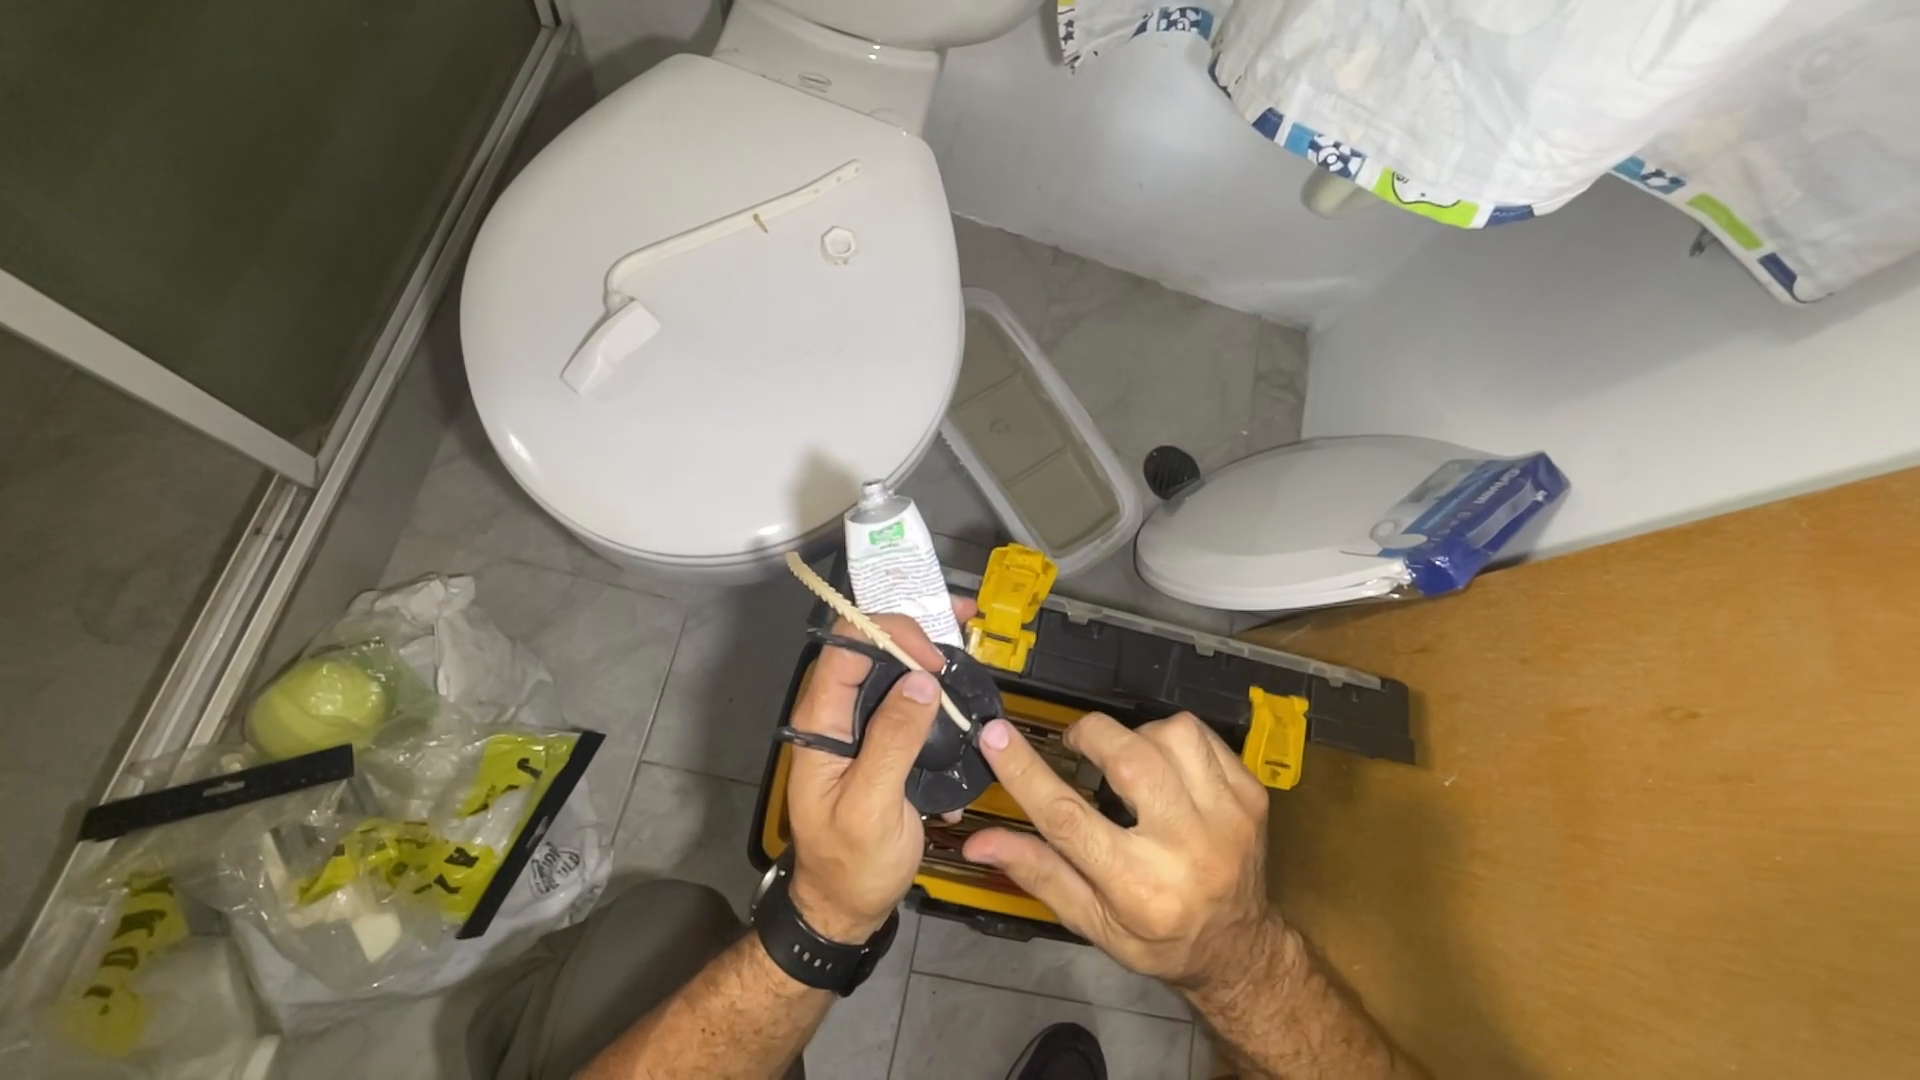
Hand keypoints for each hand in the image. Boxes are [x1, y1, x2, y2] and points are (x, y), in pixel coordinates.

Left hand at [783, 599, 975, 943]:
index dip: (890, 636)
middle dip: (916, 628)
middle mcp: (838, 714)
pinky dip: (937, 689)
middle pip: (871, 647)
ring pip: (893, 670)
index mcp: (821, 723)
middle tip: (963, 621)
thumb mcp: (870, 808)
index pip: (846, 649)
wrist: (847, 905)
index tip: (934, 659)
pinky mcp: (884, 740)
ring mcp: (861, 726)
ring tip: (968, 644)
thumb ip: (893, 742)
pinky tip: (962, 688)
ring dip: (931, 654)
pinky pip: (909, 700)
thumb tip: (922, 681)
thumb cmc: (850, 864)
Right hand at [962, 711, 1275, 989]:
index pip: (1067, 819)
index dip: (1024, 771)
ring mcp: (1227, 819)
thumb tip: (979, 843)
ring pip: (1172, 736)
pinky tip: (1163, 760)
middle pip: (1130, 761)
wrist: (1239, 948)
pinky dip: (1172, 736)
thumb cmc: (1157, 937)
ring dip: (1137, 734)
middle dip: (1090, 735)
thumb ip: (1037, 872)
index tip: (996, 736)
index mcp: (1139, 890)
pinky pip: (1202, 736)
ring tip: (1127, 756)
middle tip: (1077, 743)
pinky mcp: (1249, 797)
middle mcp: (1187, 852)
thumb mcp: (1090, 922)